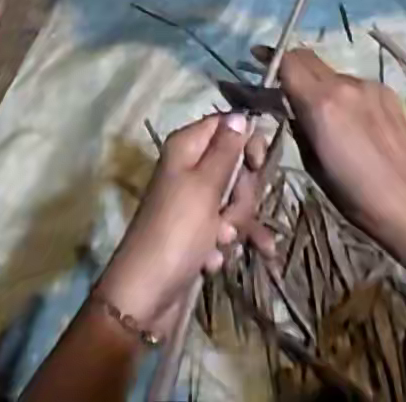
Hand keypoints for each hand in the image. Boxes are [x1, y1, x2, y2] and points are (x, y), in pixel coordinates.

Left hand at [93, 112, 270, 332]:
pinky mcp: (199, 228)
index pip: (226, 125)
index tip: (257, 164)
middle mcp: (190, 167)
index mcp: (186, 147)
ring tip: (219, 241)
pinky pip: (227, 225)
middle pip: (236, 164)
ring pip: (235, 198)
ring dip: (235, 222)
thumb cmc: (177, 231)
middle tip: (227, 213)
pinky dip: (226, 242)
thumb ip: (226, 149)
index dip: (246, 142)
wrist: (148, 293)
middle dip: (241, 194)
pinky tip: (215, 260)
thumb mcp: (206, 186)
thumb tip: (239, 113)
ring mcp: (195, 199)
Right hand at [263, 47, 405, 245]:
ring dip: (318, 83)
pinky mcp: (387, 93)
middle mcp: (343, 85)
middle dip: (291, 65)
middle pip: (307, 57)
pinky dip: (343, 94)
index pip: (288, 62)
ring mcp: (368, 86)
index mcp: (320, 103)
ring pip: (331, 72)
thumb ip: (298, 125)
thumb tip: (288, 107)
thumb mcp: (312, 163)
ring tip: (321, 113)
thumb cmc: (355, 195)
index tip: (257, 59)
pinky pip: (354, 85)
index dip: (270, 58)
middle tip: (281, 83)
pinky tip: (351, 121)